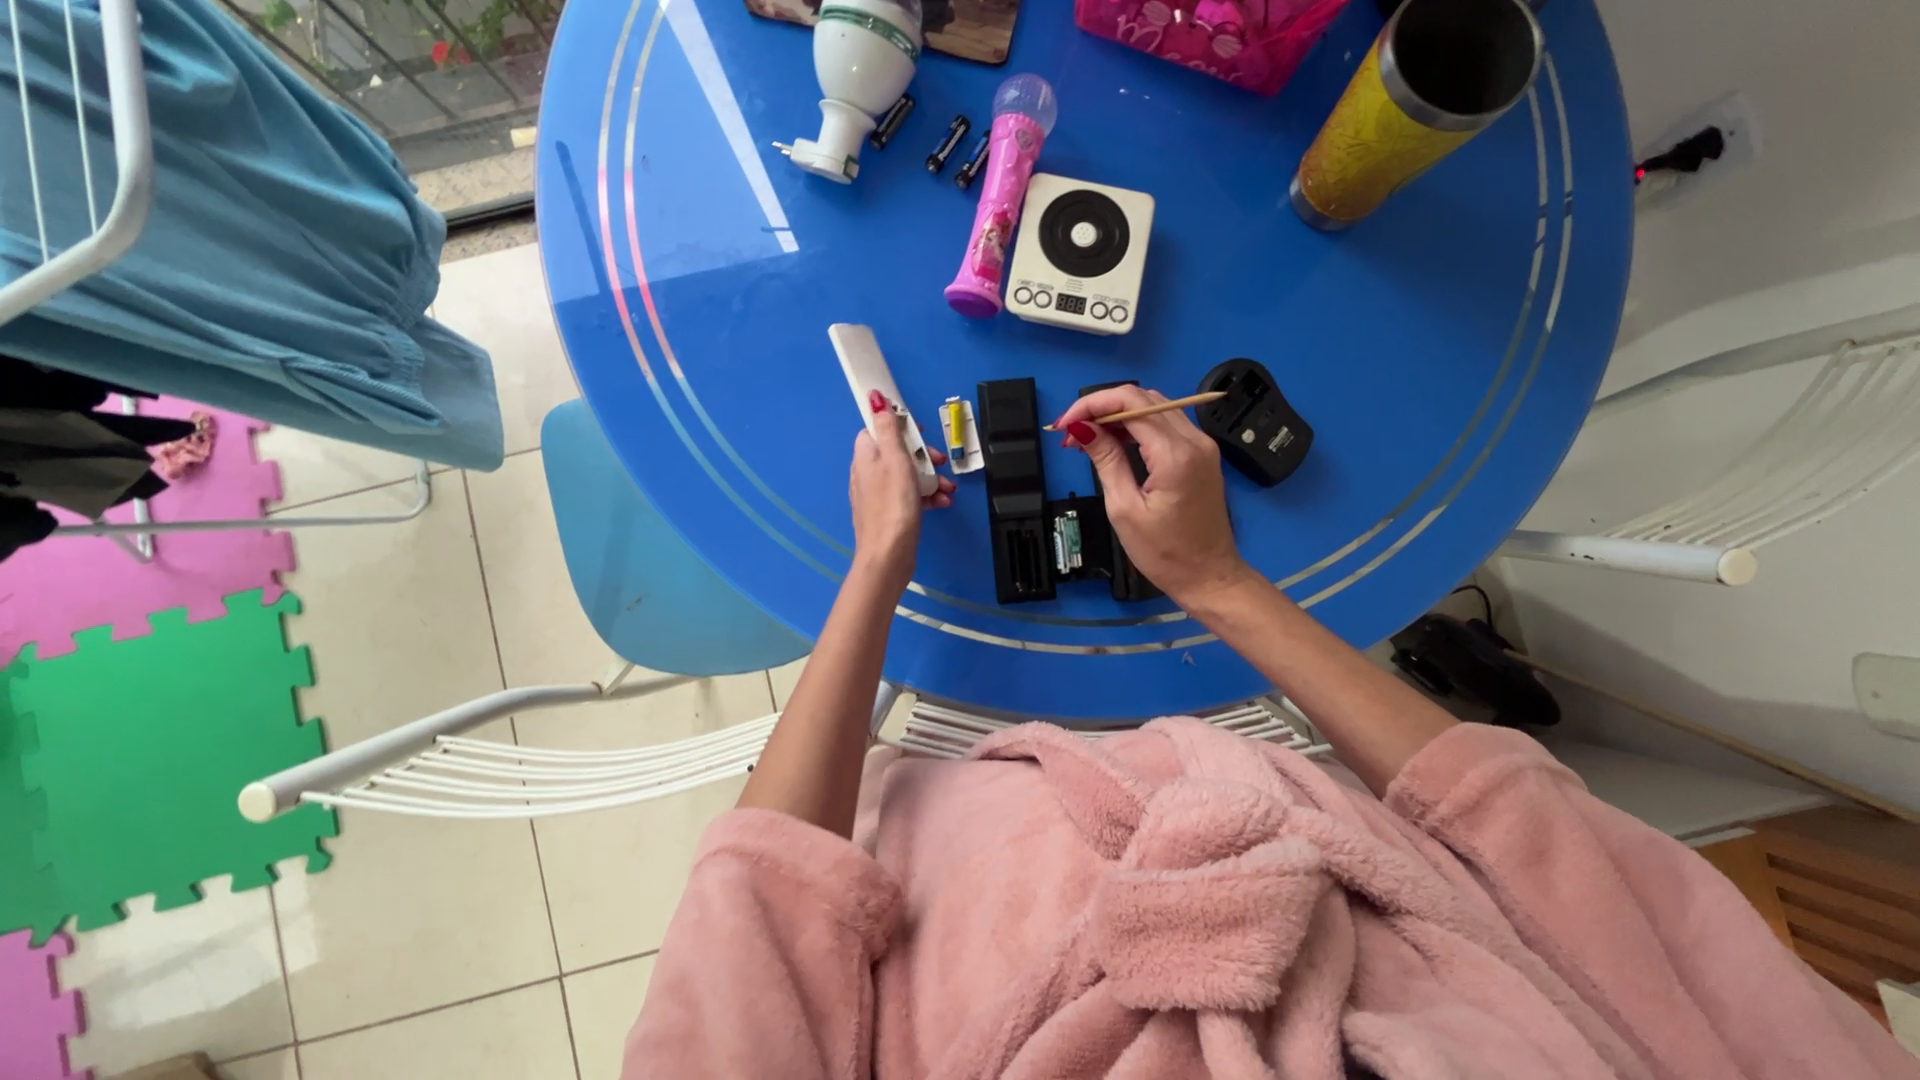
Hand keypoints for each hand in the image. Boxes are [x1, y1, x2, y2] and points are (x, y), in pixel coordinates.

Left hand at [850, 392, 954, 589]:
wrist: (889, 555)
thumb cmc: (893, 504)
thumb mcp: (895, 459)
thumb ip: (888, 428)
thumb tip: (874, 396)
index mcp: (866, 456)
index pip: (877, 429)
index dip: (899, 427)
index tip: (920, 432)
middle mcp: (868, 473)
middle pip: (897, 452)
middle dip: (923, 456)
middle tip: (940, 462)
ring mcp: (879, 495)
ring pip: (908, 476)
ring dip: (931, 479)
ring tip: (947, 490)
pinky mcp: (890, 513)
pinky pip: (910, 496)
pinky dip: (926, 497)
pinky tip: (941, 503)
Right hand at [1052, 386, 1253, 606]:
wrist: (1210, 576)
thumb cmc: (1165, 554)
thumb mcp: (1124, 509)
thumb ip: (1106, 460)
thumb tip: (1082, 428)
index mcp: (1175, 454)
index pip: (1129, 403)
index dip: (1091, 406)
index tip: (1063, 425)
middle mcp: (1194, 440)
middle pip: (1142, 398)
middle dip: (1101, 408)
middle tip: (1071, 433)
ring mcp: (1202, 445)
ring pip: (1155, 406)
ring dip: (1118, 414)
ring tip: (1087, 438)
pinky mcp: (1202, 454)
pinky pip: (1166, 422)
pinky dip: (1137, 424)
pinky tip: (1114, 441)